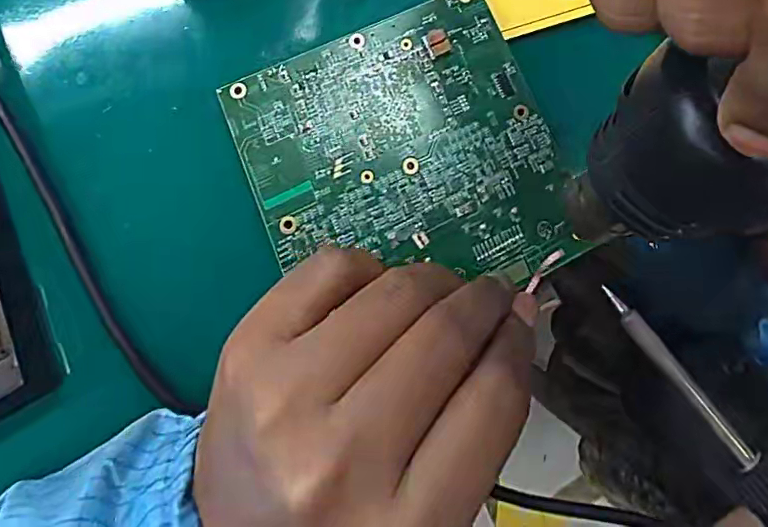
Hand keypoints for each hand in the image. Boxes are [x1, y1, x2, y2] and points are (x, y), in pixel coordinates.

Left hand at [193, 248, 535, 526]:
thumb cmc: (341, 526)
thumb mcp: (425, 515)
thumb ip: (474, 430)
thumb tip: (512, 318)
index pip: (492, 400)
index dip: (517, 343)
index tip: (519, 318)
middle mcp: (339, 460)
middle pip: (443, 336)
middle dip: (480, 301)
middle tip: (487, 296)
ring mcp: (285, 396)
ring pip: (395, 291)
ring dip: (432, 280)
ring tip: (436, 292)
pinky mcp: (247, 349)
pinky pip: (333, 267)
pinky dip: (368, 266)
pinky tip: (372, 290)